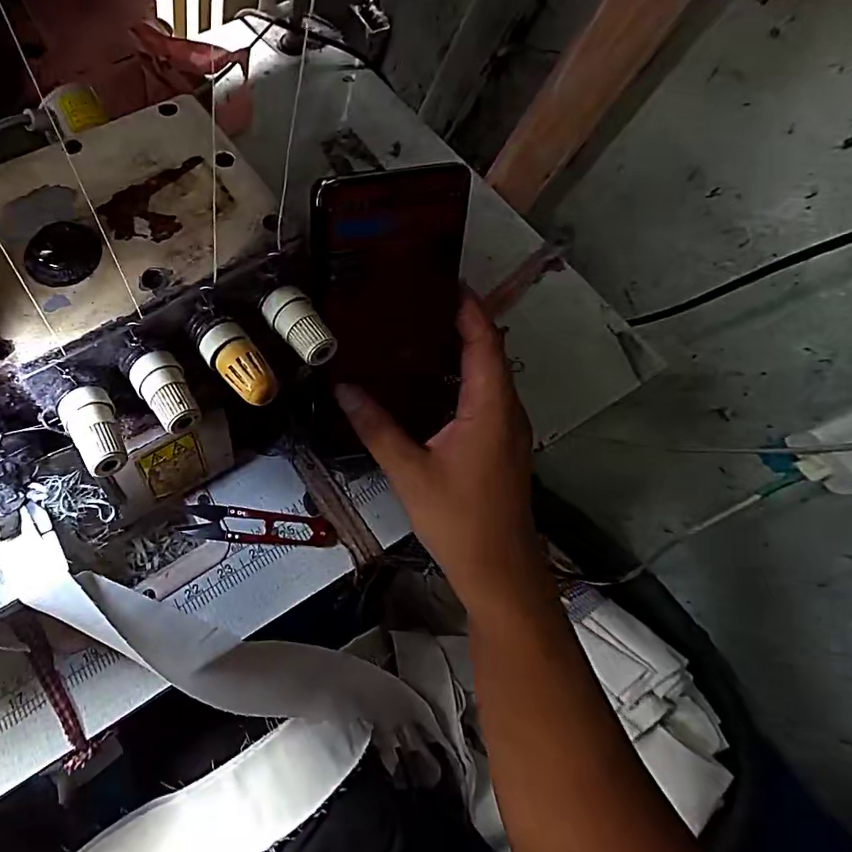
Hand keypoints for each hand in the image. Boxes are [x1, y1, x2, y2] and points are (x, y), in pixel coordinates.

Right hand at [335, 291, 548, 618]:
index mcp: (490, 408)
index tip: (447, 281)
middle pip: (489, 353)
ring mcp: (507, 430)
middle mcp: (506, 412)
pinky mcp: (500, 446)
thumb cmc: (460, 521)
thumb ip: (376, 427)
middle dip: (461, 323)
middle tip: (419, 302)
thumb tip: (345, 391)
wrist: (499, 570)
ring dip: (460, 352)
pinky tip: (426, 386)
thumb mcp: (409, 471)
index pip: (485, 342)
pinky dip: (459, 380)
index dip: (469, 309)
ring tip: (418, 335)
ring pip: (487, 376)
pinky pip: (483, 398)